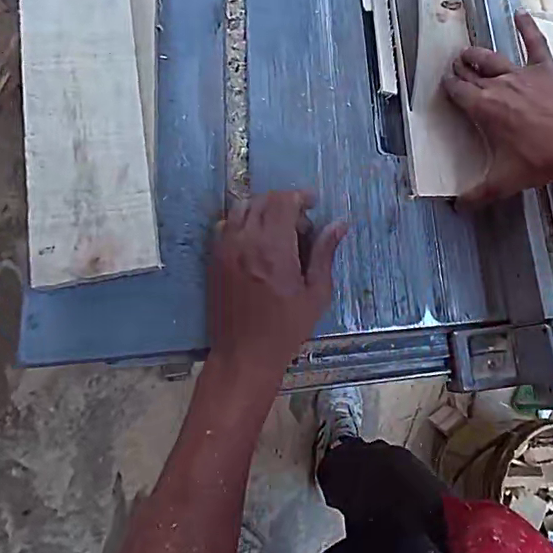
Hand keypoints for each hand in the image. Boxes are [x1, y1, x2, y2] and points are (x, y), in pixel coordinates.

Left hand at [209, 191, 347, 380]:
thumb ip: (324, 254)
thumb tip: (339, 224)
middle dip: (284, 203)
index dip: (300, 197)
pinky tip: (256, 243)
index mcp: (273, 249)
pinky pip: (226, 226)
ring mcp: (224, 250)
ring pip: (241, 209)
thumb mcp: (316, 293)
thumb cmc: (286, 328)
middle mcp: (245, 242)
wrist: (243, 355)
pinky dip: (243, 223)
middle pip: (262, 200)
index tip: (313, 204)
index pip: (283, 202)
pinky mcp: (213, 260)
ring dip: (262, 210)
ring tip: (279, 231)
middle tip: (301, 225)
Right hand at [442, 13, 552, 206]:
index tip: (445, 84)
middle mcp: (498, 86)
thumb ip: (478, 194)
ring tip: (469, 52)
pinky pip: (534, 43)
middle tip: (455, 68)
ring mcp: (522, 75)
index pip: (457, 91)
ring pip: (492, 58)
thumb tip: (459, 208)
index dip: (449, 87)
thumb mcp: (504, 181)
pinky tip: (520, 14)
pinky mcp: (546, 70)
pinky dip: (527, 27)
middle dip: (459, 69)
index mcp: (483, 109)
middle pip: (471, 72)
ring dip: (478, 54)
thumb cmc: (540, 162)